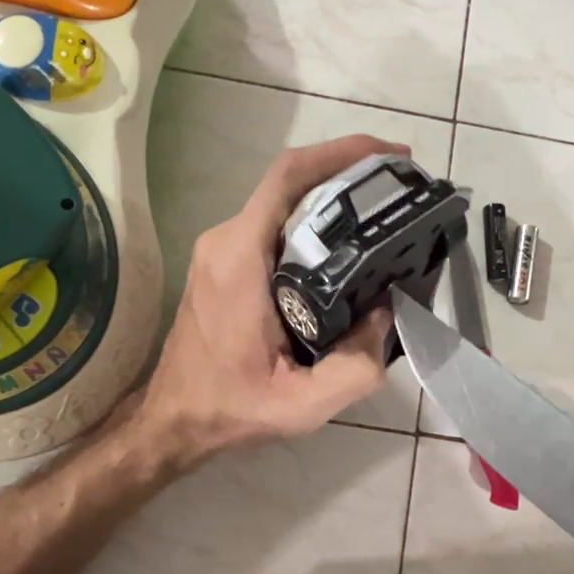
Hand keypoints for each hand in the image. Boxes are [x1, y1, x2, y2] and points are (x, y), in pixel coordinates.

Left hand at [135, 135, 405, 465]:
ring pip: (282, 207)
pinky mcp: (220, 263)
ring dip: (331, 204)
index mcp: (240, 259)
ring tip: (383, 219)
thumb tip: (386, 313)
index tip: (391, 154)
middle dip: (348, 177)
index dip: (342, 153)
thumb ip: (357, 365)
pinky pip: (271, 228)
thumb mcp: (304, 404)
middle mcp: (224, 241)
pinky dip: (311, 228)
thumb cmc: (230, 409)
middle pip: (291, 185)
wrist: (173, 420)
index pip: (289, 178)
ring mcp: (218, 250)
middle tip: (400, 194)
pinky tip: (346, 251)